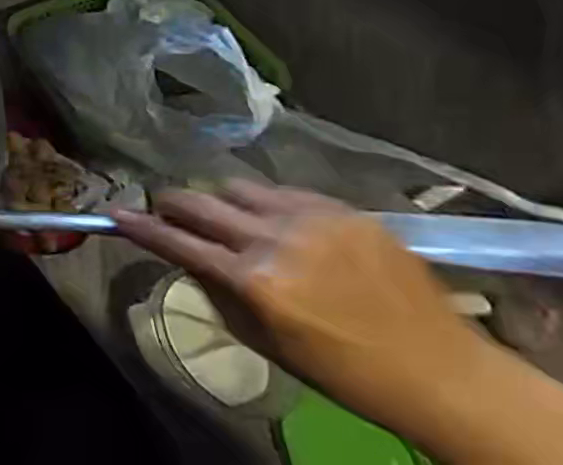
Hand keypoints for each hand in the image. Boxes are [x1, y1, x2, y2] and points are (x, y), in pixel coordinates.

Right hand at [114, 183, 562, 464]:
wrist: (447, 375)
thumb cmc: (346, 373)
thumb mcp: (268, 342)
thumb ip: (220, 293)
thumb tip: (190, 258)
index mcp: (256, 283)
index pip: (177, 242)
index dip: (140, 226)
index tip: (115, 213)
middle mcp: (276, 240)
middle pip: (197, 201)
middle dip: (172, 204)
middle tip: (167, 210)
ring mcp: (312, 219)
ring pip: (236, 187)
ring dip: (224, 203)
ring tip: (237, 222)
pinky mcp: (345, 209)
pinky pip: (284, 192)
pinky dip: (269, 205)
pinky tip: (286, 227)